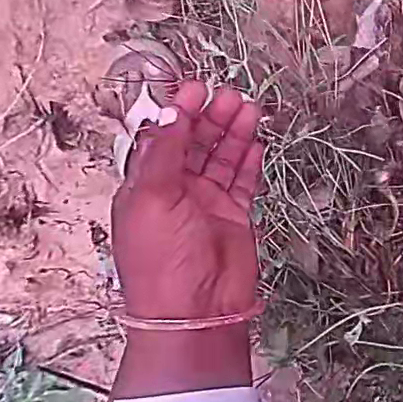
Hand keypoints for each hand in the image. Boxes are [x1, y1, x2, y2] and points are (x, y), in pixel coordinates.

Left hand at [110, 80, 264, 321]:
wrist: (197, 312)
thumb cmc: (162, 261)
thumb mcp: (151, 198)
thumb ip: (162, 152)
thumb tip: (168, 113)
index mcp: (146, 186)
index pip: (163, 138)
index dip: (179, 112)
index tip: (196, 89)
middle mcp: (176, 191)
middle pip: (196, 143)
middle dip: (212, 117)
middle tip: (229, 96)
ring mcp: (206, 203)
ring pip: (222, 157)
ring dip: (233, 133)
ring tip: (248, 109)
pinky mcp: (233, 215)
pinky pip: (242, 180)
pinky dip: (249, 160)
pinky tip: (255, 141)